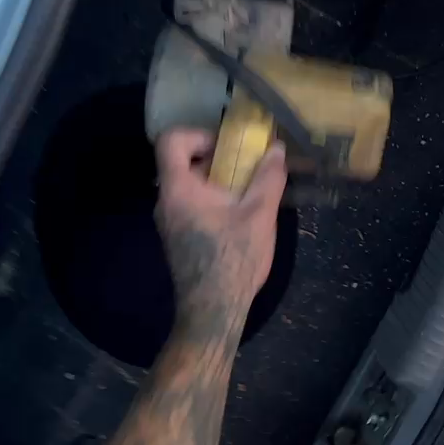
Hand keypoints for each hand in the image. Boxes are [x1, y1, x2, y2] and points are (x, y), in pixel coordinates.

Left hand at [154, 129, 287, 324]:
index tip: (227, 146)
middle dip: (217, 155)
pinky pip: (191, 202)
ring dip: (218, 178)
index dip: (199, 134)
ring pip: (188, 183)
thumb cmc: (234, 258)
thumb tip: (276, 148)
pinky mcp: (178, 236)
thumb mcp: (260, 213)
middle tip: (247, 164)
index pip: (171, 141)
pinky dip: (213, 197)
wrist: (213, 310)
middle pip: (182, 160)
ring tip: (249, 189)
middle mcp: (166, 201)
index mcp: (179, 189)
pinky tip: (240, 214)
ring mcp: (169, 221)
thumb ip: (269, 177)